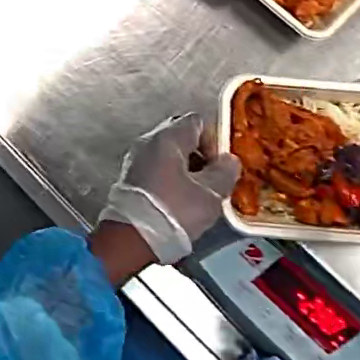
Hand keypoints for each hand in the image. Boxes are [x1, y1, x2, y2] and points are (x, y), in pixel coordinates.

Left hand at [97, 113, 239, 263]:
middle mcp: (147, 142)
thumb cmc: (172, 211)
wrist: (131, 238)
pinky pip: (156, 167)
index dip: (214, 139)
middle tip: (213, 178)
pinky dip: (171, 177)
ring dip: (186, 168)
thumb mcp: (209, 194)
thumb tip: (230, 160)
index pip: (196, 121)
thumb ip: (224, 172)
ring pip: (168, 153)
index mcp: (167, 138)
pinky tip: (180, 199)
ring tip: (199, 192)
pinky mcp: (129, 177)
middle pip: (180, 135)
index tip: (221, 163)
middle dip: (200, 154)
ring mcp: (135, 159)